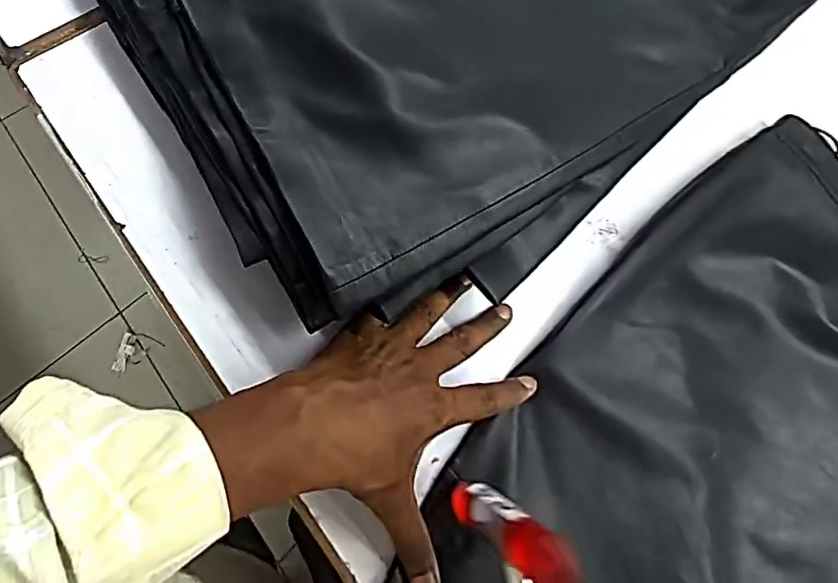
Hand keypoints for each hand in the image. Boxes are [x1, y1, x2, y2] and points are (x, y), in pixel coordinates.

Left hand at [191, 280, 534, 582]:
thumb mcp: (391, 500)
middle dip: (487, 326)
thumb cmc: (351, 450)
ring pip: (424, 315)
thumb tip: (424, 576)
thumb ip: (413, 540)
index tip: (525, 382)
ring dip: (443, 299)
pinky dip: (383, 309)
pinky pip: (376, 317)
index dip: (507, 392)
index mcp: (432, 406)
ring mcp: (388, 347)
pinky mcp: (361, 338)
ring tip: (457, 283)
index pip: (481, 399)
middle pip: (461, 342)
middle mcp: (415, 370)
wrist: (313, 421)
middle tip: (504, 310)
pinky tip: (383, 302)